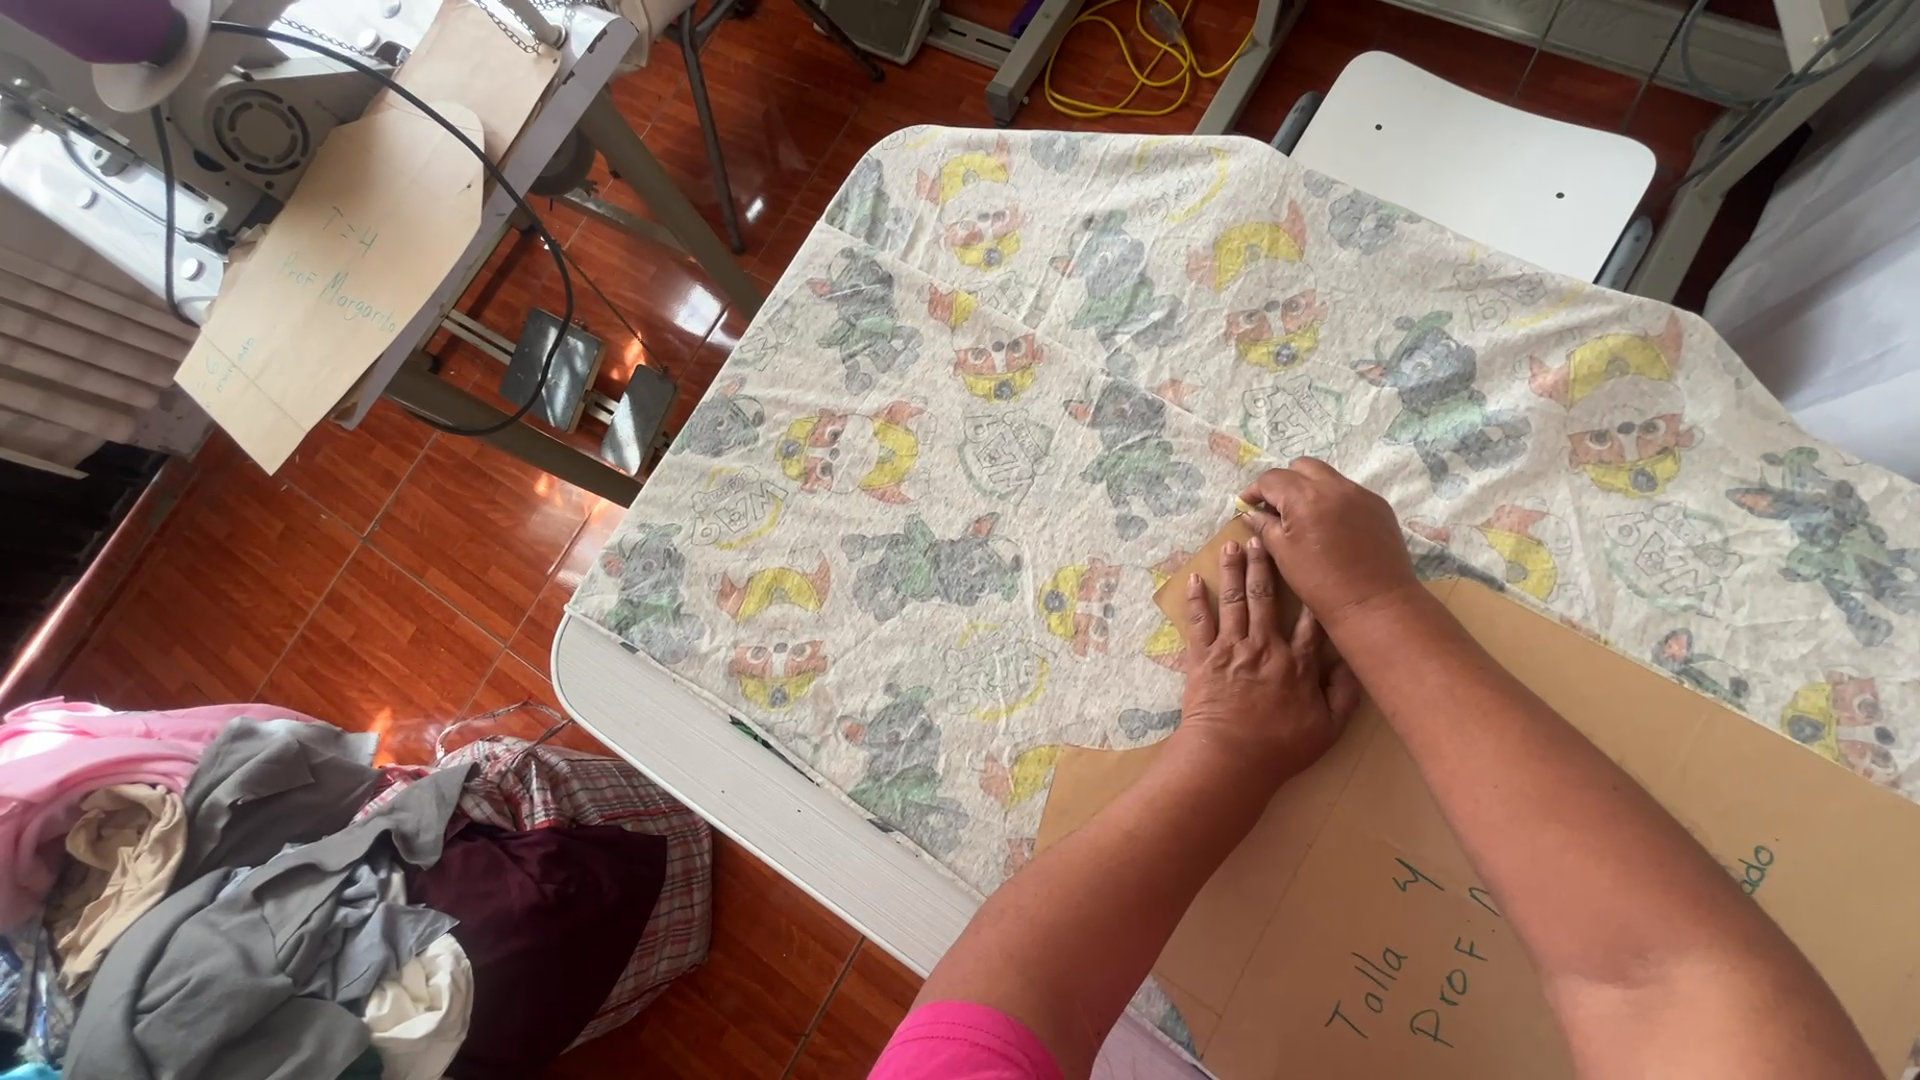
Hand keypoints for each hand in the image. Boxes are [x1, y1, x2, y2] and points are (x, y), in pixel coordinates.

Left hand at [1175, 536, 1361, 788]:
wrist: (1229, 757)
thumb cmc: (1280, 748)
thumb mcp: (1330, 728)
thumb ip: (1346, 694)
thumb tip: (1358, 662)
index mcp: (1298, 664)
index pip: (1311, 620)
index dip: (1312, 590)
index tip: (1312, 563)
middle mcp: (1265, 647)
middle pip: (1266, 598)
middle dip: (1265, 565)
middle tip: (1262, 538)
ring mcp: (1231, 649)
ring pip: (1233, 601)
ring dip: (1232, 571)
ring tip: (1231, 545)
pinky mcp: (1203, 658)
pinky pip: (1198, 622)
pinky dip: (1196, 599)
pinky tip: (1194, 579)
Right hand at [1240, 458, 1422, 630]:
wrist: (1375, 603)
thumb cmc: (1321, 582)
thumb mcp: (1283, 554)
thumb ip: (1265, 526)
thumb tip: (1252, 513)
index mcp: (1305, 497)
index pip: (1271, 479)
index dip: (1254, 490)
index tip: (1247, 506)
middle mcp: (1335, 486)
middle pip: (1301, 467)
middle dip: (1283, 482)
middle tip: (1274, 507)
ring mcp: (1361, 494)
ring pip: (1326, 476)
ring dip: (1308, 488)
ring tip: (1302, 516)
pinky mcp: (1378, 506)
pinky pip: (1347, 491)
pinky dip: (1331, 499)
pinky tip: (1328, 526)